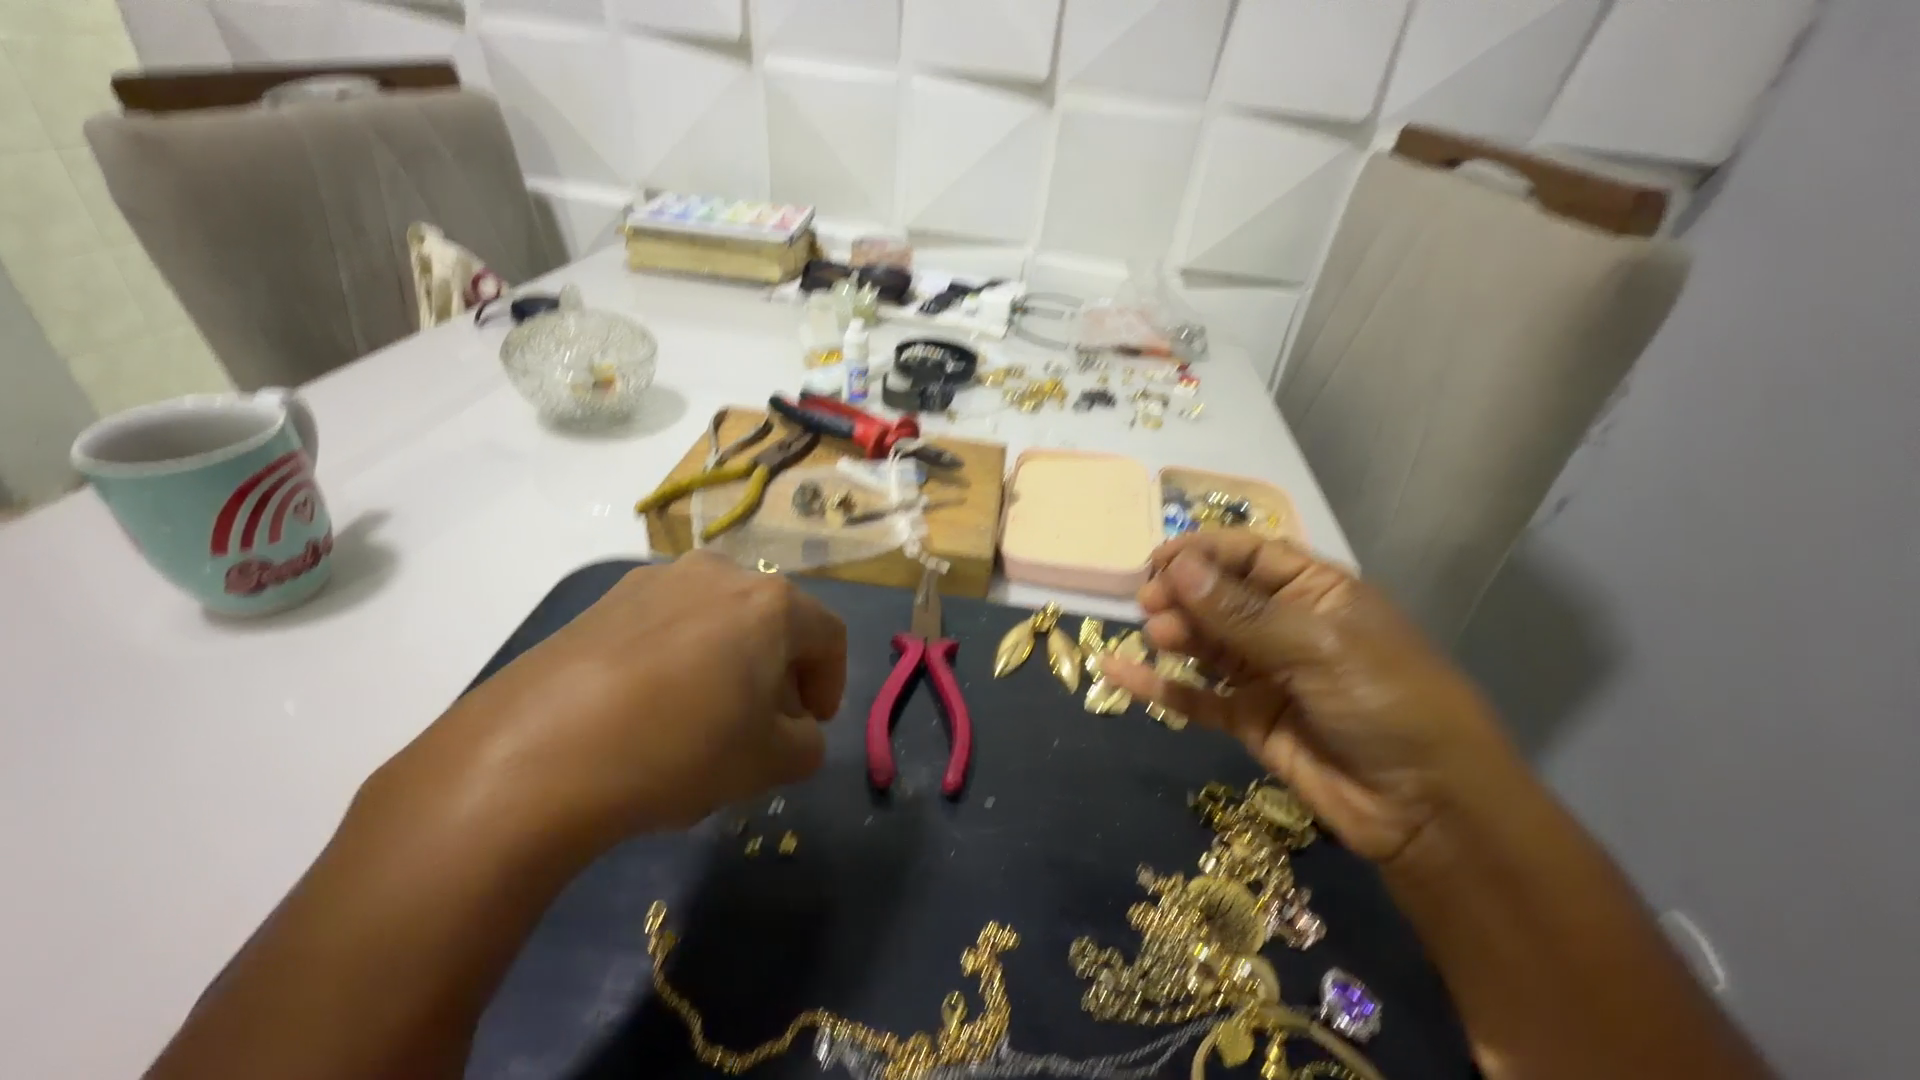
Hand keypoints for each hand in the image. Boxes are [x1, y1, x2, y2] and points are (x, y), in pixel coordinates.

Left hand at [388, 553, 847, 849]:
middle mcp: (716, 573)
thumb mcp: (770, 764)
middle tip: (762, 726)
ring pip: (715, 620)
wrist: (536, 755)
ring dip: (727, 664)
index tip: (811, 728)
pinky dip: (677, 661)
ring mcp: (651, 581)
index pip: (829, 635)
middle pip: (772, 621)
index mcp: (770, 602)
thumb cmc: (679, 751)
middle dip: (779, 673)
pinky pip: (664, 627)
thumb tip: (792, 728)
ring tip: (702, 719)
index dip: (832, 684)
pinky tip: (649, 710)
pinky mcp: (600, 602)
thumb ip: (807, 743)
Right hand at [1100, 533, 1518, 862]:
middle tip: (1150, 602)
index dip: (1203, 553)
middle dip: (1183, 593)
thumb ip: (1241, 612)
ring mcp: (1266, 675)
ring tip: (1154, 633)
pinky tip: (1117, 671)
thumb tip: (1178, 569)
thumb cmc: (1387, 702)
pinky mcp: (1249, 720)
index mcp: (1317, 592)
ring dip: (1174, 632)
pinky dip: (1158, 685)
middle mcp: (1287, 627)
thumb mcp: (1318, 646)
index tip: (1157, 562)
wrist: (1426, 807)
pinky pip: (1196, 696)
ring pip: (1205, 643)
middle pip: (1220, 597)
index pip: (1250, 556)